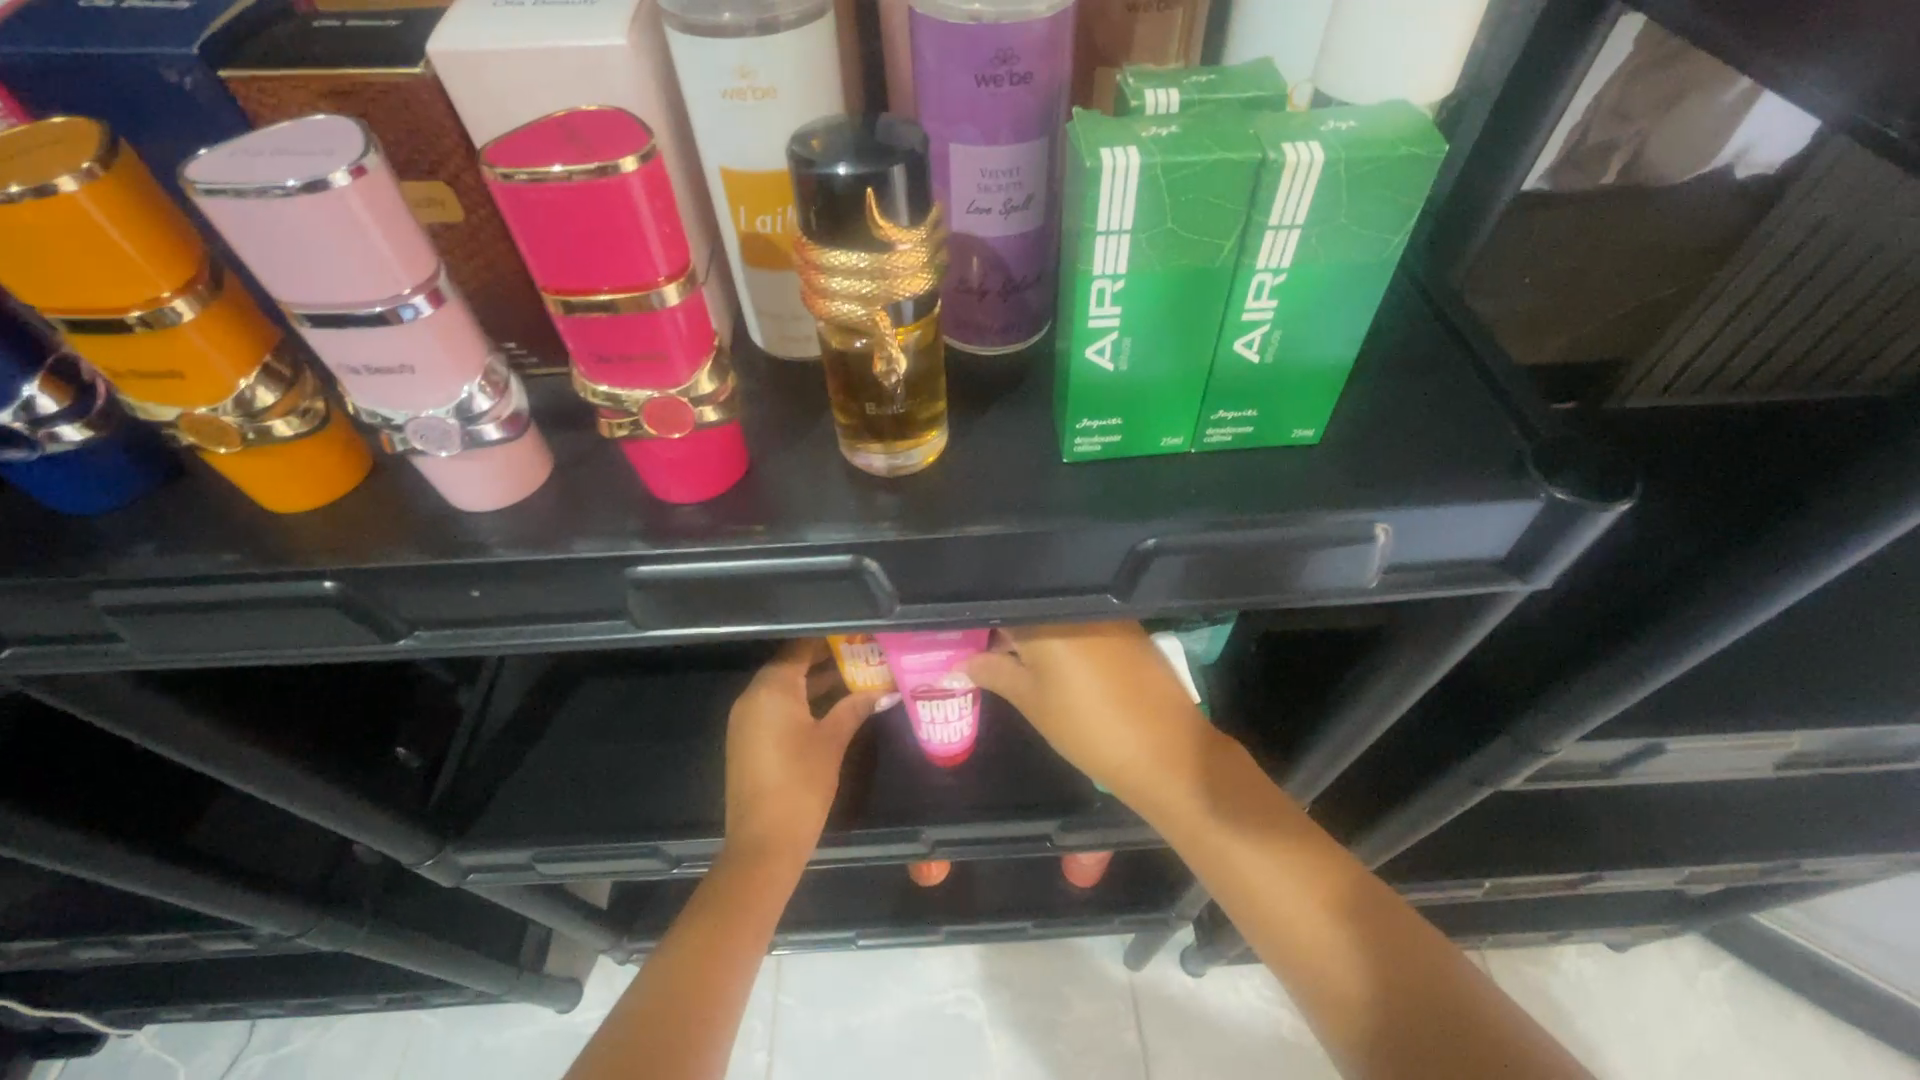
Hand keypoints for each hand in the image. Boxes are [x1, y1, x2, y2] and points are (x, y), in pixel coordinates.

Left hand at [724, 639, 878, 866]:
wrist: (764, 841)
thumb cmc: (802, 783)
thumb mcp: (833, 741)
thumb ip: (855, 708)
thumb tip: (883, 692)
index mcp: (772, 689)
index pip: (799, 648)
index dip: (828, 640)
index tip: (857, 635)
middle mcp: (753, 696)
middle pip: (790, 666)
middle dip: (825, 660)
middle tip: (863, 654)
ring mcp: (747, 719)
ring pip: (784, 688)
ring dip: (815, 683)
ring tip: (856, 676)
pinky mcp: (748, 739)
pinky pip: (775, 708)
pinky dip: (801, 702)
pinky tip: (833, 707)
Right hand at [961, 622, 1221, 814]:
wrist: (1165, 750)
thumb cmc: (1087, 728)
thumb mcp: (1031, 702)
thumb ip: (993, 673)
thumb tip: (957, 665)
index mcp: (1043, 616)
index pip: (997, 604)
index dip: (976, 620)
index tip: (960, 636)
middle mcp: (1073, 603)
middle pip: (1027, 604)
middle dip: (1005, 625)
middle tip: (984, 652)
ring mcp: (1104, 611)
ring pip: (1055, 611)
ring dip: (1035, 630)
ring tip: (1015, 659)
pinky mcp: (1127, 625)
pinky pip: (1082, 620)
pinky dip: (1064, 635)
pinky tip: (1054, 660)